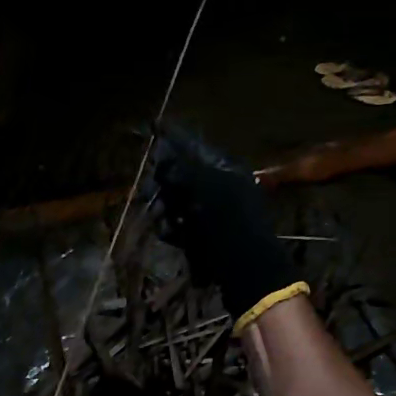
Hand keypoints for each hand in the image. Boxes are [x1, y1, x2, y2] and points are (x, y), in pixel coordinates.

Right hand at [148, 127, 296, 318]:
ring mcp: (215, 213)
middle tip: (149, 188)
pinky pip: (183, 226)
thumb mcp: (205, 185)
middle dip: (165, 181)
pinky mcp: (207, 237)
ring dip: (166, 207)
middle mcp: (222, 187)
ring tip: (159, 216)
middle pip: (185, 175)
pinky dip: (173, 228)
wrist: (246, 268)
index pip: (196, 146)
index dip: (175, 139)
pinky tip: (169, 233)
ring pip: (180, 202)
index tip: (155, 128)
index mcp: (227, 168)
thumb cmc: (228, 220)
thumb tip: (164, 153)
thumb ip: (182, 166)